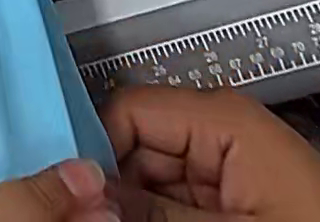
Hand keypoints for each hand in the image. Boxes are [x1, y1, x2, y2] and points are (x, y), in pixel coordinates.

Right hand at [100, 86, 319, 221]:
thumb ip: (158, 212)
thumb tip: (93, 193)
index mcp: (221, 115)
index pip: (128, 108)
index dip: (99, 147)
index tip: (83, 191)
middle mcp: (218, 128)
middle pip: (137, 144)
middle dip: (118, 183)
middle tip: (102, 217)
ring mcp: (227, 164)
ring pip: (153, 177)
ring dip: (139, 206)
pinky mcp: (236, 198)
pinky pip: (179, 200)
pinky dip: (162, 218)